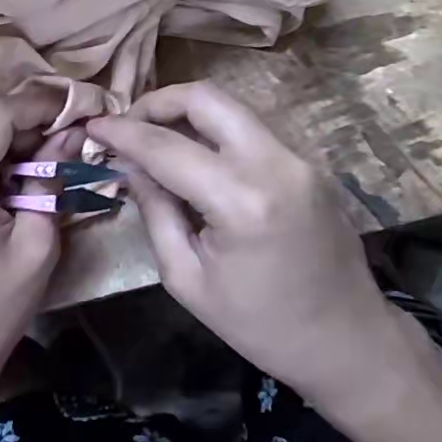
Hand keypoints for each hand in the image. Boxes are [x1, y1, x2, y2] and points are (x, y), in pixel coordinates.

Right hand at [87, 82, 420, 414]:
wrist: (350, 343)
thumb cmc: (260, 326)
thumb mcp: (187, 279)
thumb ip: (155, 212)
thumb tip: (130, 165)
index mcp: (242, 201)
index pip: (166, 146)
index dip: (122, 133)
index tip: (91, 126)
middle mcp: (276, 164)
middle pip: (206, 98)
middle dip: (156, 102)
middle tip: (126, 126)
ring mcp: (298, 159)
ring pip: (230, 108)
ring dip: (185, 113)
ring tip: (152, 140)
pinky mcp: (307, 164)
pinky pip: (249, 129)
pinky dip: (212, 131)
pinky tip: (191, 156)